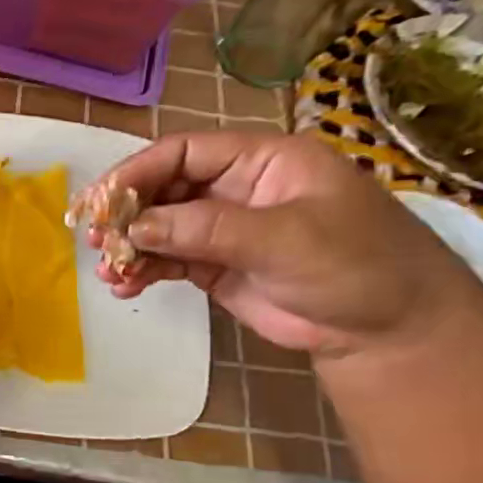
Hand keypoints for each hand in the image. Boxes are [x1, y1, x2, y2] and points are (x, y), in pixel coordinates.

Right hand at [92, 131, 482, 360]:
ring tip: (107, 270)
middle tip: (94, 237)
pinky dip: (143, 271)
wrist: (388, 331)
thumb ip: (208, 228)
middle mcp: (234, 188)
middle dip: (127, 212)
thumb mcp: (285, 239)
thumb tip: (135, 225)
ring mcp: (223, 229)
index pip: (185, 152)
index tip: (104, 200)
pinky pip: (168, 260)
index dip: (140, 171)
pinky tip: (125, 287)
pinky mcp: (215, 266)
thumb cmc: (356, 265)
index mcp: (259, 160)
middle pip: (164, 188)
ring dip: (129, 246)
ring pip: (160, 227)